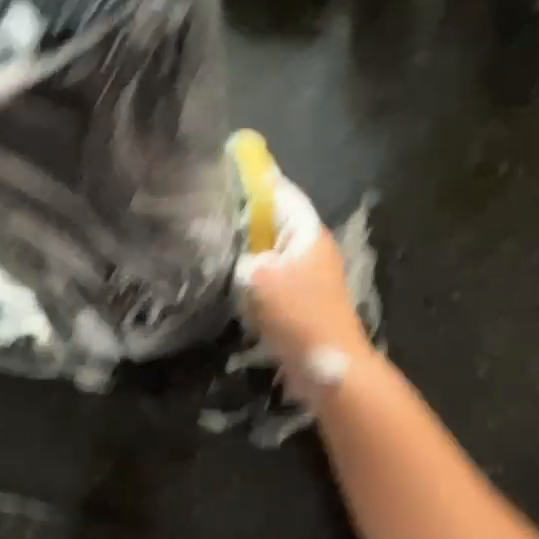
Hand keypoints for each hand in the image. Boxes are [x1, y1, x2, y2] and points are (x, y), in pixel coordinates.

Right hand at [235, 175, 374, 401]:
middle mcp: (313, 248)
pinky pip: (275, 281)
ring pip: (273, 253)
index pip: (280, 192)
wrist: (330, 368)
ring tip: (214, 248)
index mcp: (308, 232)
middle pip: (275, 222)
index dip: (254, 179)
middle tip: (207, 214)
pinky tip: (232, 286)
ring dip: (248, 253)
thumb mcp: (259, 277)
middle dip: (245, 219)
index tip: (224, 169)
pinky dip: (256, 280)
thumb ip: (242, 255)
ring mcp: (312, 277)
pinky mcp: (306, 304)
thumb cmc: (298, 315)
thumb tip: (233, 251)